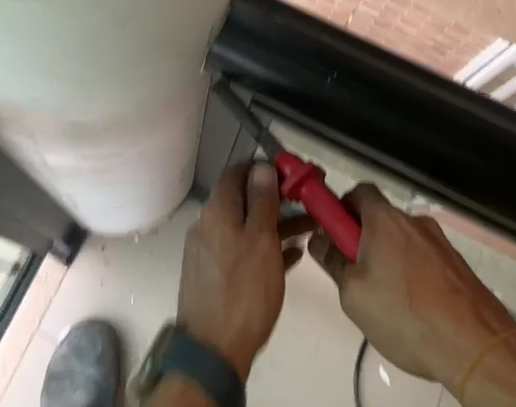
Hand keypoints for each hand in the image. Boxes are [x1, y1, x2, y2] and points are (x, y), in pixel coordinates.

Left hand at [177, 161, 312, 377]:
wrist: (213, 349)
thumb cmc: (244, 290)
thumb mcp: (262, 240)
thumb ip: (263, 200)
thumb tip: (262, 166)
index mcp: (217, 210)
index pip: (236, 172)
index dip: (261, 169)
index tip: (289, 175)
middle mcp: (208, 225)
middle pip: (242, 201)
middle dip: (274, 200)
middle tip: (305, 205)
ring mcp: (208, 251)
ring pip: (244, 227)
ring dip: (274, 225)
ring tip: (307, 231)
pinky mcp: (213, 276)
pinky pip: (241, 251)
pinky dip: (263, 249)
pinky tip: (290, 256)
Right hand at [308, 184, 515, 383]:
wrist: (475, 346)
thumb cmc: (404, 315)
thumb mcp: (353, 294)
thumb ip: (332, 262)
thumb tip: (319, 239)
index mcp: (385, 220)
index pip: (358, 192)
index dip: (341, 208)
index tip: (334, 235)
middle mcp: (414, 222)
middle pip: (381, 219)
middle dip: (364, 240)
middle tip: (356, 275)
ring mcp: (441, 243)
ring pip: (404, 242)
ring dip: (391, 260)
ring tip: (388, 302)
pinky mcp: (459, 267)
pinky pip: (426, 261)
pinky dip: (415, 276)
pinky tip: (415, 311)